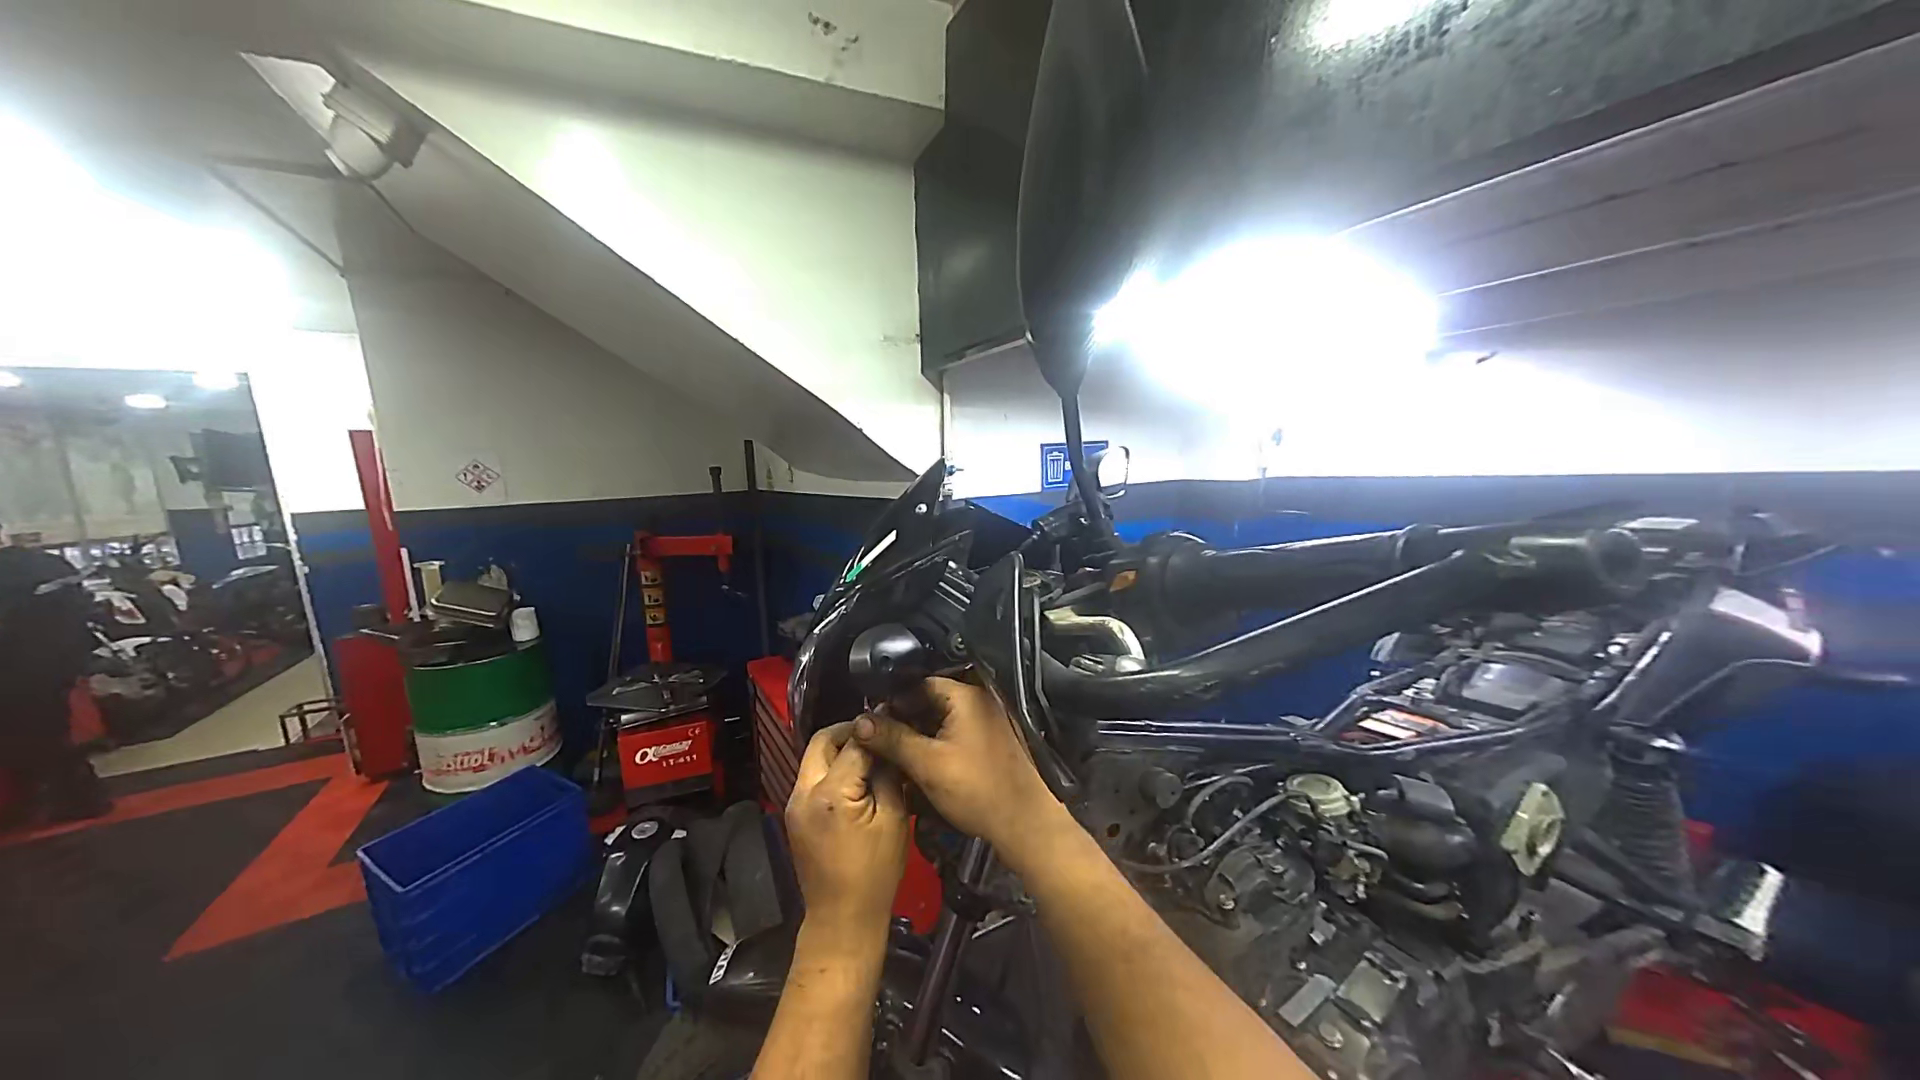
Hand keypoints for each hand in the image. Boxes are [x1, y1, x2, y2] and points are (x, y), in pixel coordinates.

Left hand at [786, 720, 909, 940]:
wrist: (843, 919)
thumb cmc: (875, 873)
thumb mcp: (893, 818)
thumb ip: (888, 774)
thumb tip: (888, 743)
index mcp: (830, 793)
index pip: (854, 742)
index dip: (877, 729)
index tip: (897, 719)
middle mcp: (803, 791)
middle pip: (822, 740)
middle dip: (850, 731)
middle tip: (879, 736)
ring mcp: (794, 803)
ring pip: (814, 757)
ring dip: (840, 749)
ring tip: (871, 756)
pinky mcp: (794, 814)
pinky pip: (812, 776)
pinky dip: (832, 768)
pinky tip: (858, 778)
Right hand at [853, 677, 1067, 862]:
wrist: (1023, 824)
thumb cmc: (980, 792)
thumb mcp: (926, 764)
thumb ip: (892, 739)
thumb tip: (862, 722)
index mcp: (967, 695)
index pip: (918, 684)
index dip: (892, 702)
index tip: (874, 722)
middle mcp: (980, 700)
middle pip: (929, 701)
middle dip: (904, 721)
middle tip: (882, 742)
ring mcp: (988, 720)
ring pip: (941, 719)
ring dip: (919, 735)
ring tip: (900, 757)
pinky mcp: (990, 741)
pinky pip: (955, 733)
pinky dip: (937, 745)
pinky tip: (924, 765)